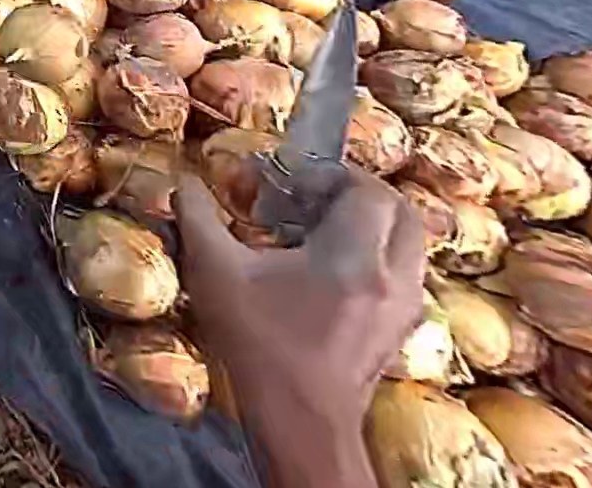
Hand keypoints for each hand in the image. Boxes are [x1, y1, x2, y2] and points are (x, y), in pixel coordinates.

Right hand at [175, 168, 424, 487]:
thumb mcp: (213, 266)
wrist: (299, 418)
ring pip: (406, 240)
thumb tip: (184, 178)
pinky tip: (322, 260)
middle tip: (309, 190)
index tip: (291, 176)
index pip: (370, 192)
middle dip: (356, 189)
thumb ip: (197, 213)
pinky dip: (370, 247)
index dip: (332, 173)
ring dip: (366, 218)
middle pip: (402, 211)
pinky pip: (400, 267)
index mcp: (353, 259)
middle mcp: (394, 278)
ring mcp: (405, 306)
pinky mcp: (401, 325)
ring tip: (312, 222)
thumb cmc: (256, 337)